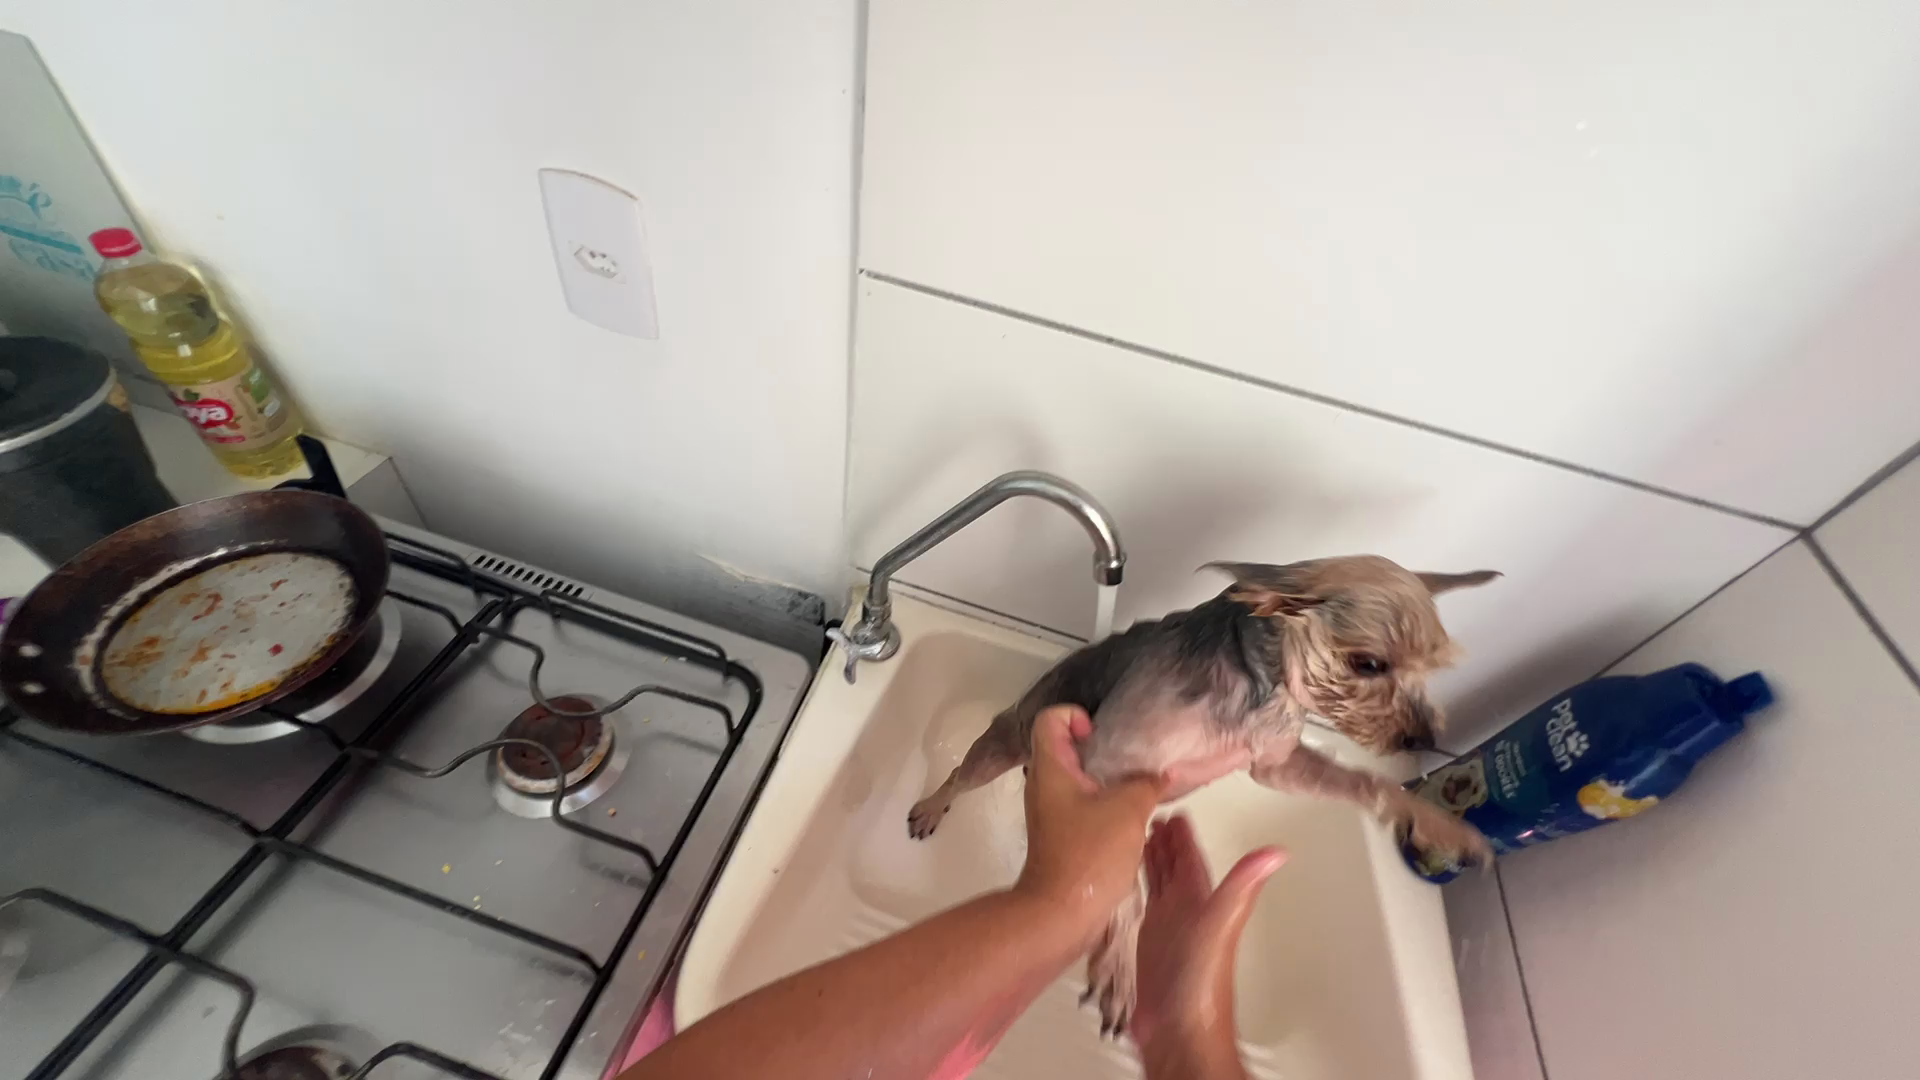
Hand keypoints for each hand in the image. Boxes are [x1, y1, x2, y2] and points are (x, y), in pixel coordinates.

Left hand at [1013, 705, 1164, 929]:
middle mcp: (1044, 783)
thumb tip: (1163, 772)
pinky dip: (1104, 800)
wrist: (1061, 913)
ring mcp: (1050, 809)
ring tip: (1139, 784)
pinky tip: (1134, 814)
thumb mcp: (1128, 810)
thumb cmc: (1089, 853)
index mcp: (1051, 767)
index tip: (1104, 735)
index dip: (1076, 716)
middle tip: (1132, 758)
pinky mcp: (1061, 833)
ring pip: (1078, 777)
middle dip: (1101, 747)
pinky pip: (1082, 802)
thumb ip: (1147, 783)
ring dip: (1107, 777)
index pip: (1051, 719)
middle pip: (1067, 745)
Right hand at [1132, 814, 1285, 1047]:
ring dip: (1151, 852)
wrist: (1180, 1030)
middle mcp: (1185, 905)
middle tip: (1149, 808)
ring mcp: (1167, 921)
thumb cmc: (1200, 981)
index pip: (1191, 853)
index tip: (1171, 802)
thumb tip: (1277, 851)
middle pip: (1174, 861)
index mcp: (1202, 897)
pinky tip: (1126, 870)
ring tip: (1138, 830)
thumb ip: (1242, 885)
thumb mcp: (1220, 923)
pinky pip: (1143, 895)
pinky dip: (1137, 877)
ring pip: (1159, 875)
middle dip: (1165, 835)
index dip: (1182, 830)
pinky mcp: (1148, 936)